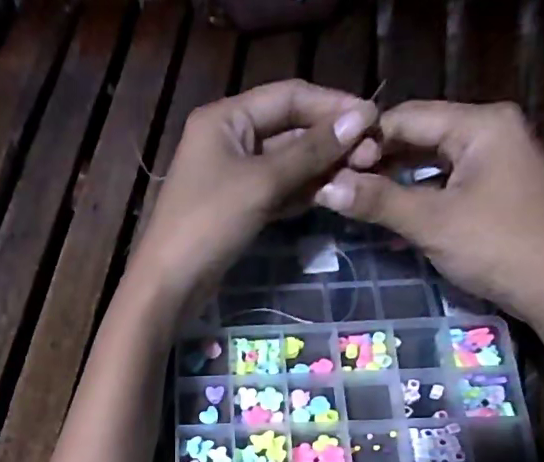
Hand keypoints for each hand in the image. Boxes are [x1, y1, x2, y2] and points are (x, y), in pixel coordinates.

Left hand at [129, 80, 377, 307]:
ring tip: (361, 174)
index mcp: (226, 118)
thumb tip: (359, 119)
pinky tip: (332, 194)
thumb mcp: (262, 183)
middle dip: (329, 140)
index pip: (288, 96)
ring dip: (320, 167)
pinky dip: (302, 191)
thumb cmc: (209, 224)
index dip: (332, 105)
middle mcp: (229, 138)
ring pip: (286, 162)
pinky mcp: (238, 206)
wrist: (170, 284)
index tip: (373, 119)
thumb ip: (310, 152)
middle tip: (372, 154)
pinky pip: (277, 189)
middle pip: (289, 128)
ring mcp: (232, 174)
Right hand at [314, 101, 543, 325]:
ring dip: (395, 186)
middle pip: (420, 138)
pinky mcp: (497, 194)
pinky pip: (447, 188)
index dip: (365, 141)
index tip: (327, 167)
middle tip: (336, 187)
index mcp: (480, 124)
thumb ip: (379, 201)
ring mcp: (497, 164)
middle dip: (378, 163)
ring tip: (354, 205)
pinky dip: (419, 202)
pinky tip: (390, 224)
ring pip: (432, 166)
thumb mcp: (433, 223)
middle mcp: (490, 132)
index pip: (408, 117)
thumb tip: (325, 186)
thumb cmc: (498, 245)